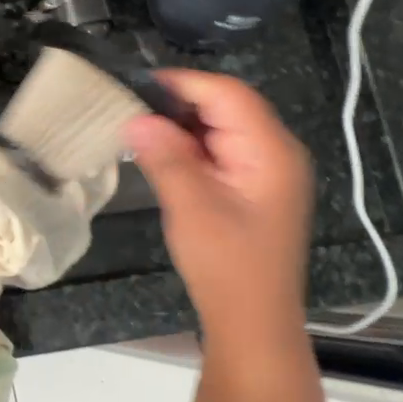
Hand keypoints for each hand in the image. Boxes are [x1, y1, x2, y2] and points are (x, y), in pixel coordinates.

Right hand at [124, 70, 312, 336]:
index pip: (229, 95)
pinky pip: (219, 150)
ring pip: (221, 128)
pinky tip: (159, 155)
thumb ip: (166, 158)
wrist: (253, 318)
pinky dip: (188, 146)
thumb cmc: (227, 264)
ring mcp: (265, 170)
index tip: (134, 85)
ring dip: (180, 126)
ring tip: (136, 131)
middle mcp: (275, 153)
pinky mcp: (251, 187)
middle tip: (127, 108)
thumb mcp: (191, 208)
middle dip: (179, 103)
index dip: (183, 83)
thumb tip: (136, 119)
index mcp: (270, 151)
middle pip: (227, 107)